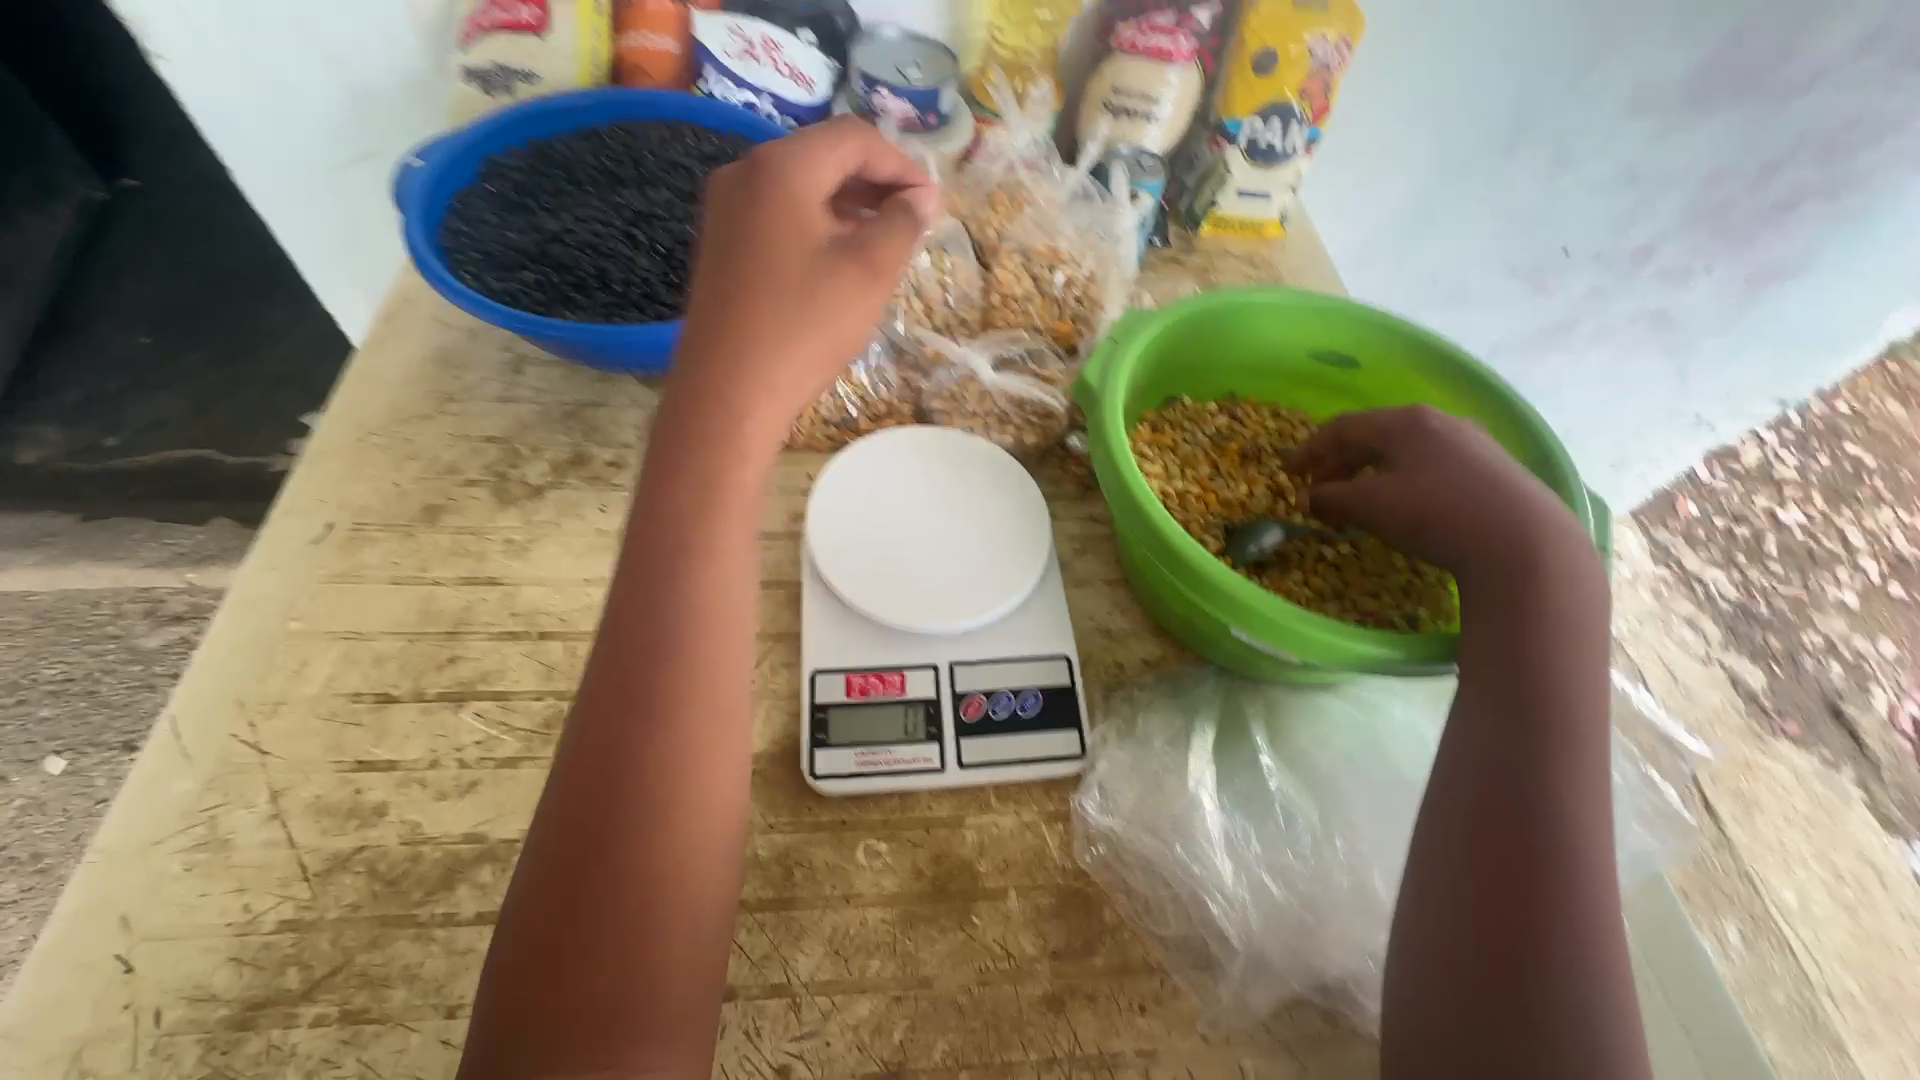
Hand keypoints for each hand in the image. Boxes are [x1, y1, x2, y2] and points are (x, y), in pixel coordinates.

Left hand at [672, 117, 938, 435]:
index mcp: (780, 167)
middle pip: (823, 157)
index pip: (853, 138)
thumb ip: (903, 223)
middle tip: (915, 220)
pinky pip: (778, 215)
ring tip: (886, 241)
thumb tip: (923, 197)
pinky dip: (817, 225)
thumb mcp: (869, 272)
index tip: (933, 202)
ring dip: (849, 206)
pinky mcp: (721, 245)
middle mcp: (744, 173)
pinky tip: (842, 260)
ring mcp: (725, 210)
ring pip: (800, 188)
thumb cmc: (804, 327)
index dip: (901, 164)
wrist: (728, 392)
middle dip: (875, 183)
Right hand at [1289, 405, 1597, 585]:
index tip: (1290, 471)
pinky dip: (1404, 480)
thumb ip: (1332, 498)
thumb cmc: (1435, 514)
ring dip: (1373, 472)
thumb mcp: (1370, 507)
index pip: (1345, 426)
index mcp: (1406, 421)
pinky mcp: (1496, 469)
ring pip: (1408, 451)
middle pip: (1377, 436)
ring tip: (1357, 497)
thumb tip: (1308, 497)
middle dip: (1341, 461)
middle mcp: (1441, 422)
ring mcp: (1473, 443)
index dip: (1312, 449)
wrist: (1525, 544)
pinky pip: (1434, 466)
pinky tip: (1404, 504)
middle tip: (1319, 486)